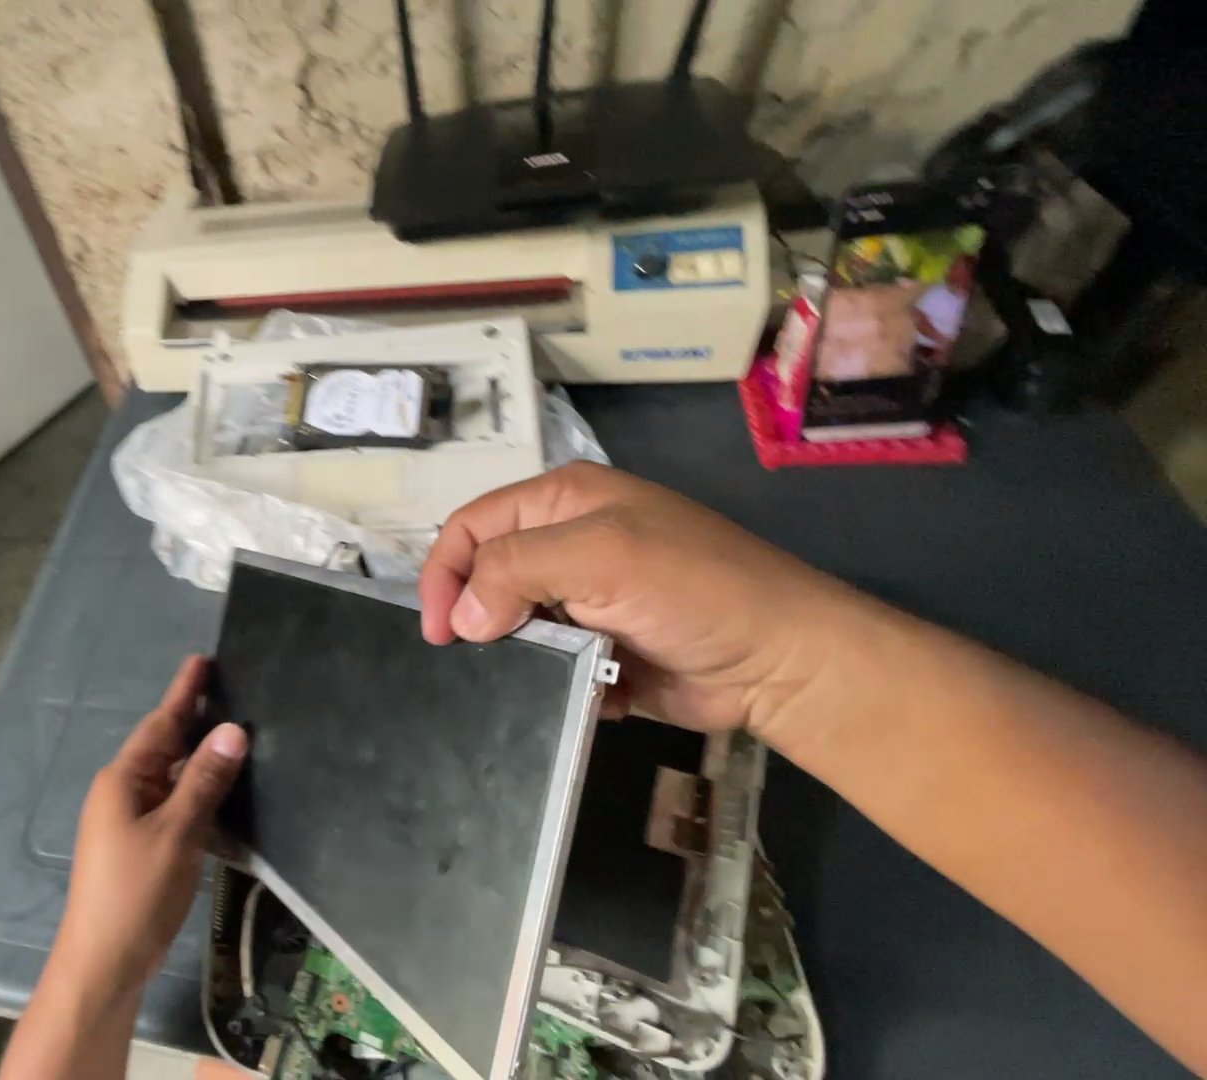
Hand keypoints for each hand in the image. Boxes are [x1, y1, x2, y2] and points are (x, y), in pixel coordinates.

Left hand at [52, 656, 247, 996]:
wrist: (103, 964)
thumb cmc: (136, 892)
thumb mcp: (177, 832)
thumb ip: (204, 780)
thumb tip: (233, 730)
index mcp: (124, 779)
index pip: (161, 723)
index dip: (184, 692)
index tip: (202, 660)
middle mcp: (122, 792)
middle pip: (164, 745)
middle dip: (192, 717)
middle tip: (227, 688)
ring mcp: (127, 820)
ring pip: (169, 775)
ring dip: (197, 755)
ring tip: (230, 730)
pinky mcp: (139, 845)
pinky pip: (171, 802)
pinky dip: (195, 789)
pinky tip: (218, 788)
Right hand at [418, 462, 881, 737]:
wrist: (783, 662)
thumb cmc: (694, 588)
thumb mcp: (601, 555)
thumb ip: (516, 569)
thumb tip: (462, 616)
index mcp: (561, 501)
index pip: (473, 525)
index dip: (444, 571)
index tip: (440, 629)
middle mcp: (566, 542)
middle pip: (487, 574)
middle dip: (476, 614)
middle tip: (476, 657)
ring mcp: (583, 597)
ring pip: (512, 622)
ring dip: (513, 651)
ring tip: (521, 679)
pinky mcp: (597, 646)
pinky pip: (545, 659)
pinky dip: (546, 678)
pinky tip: (570, 691)